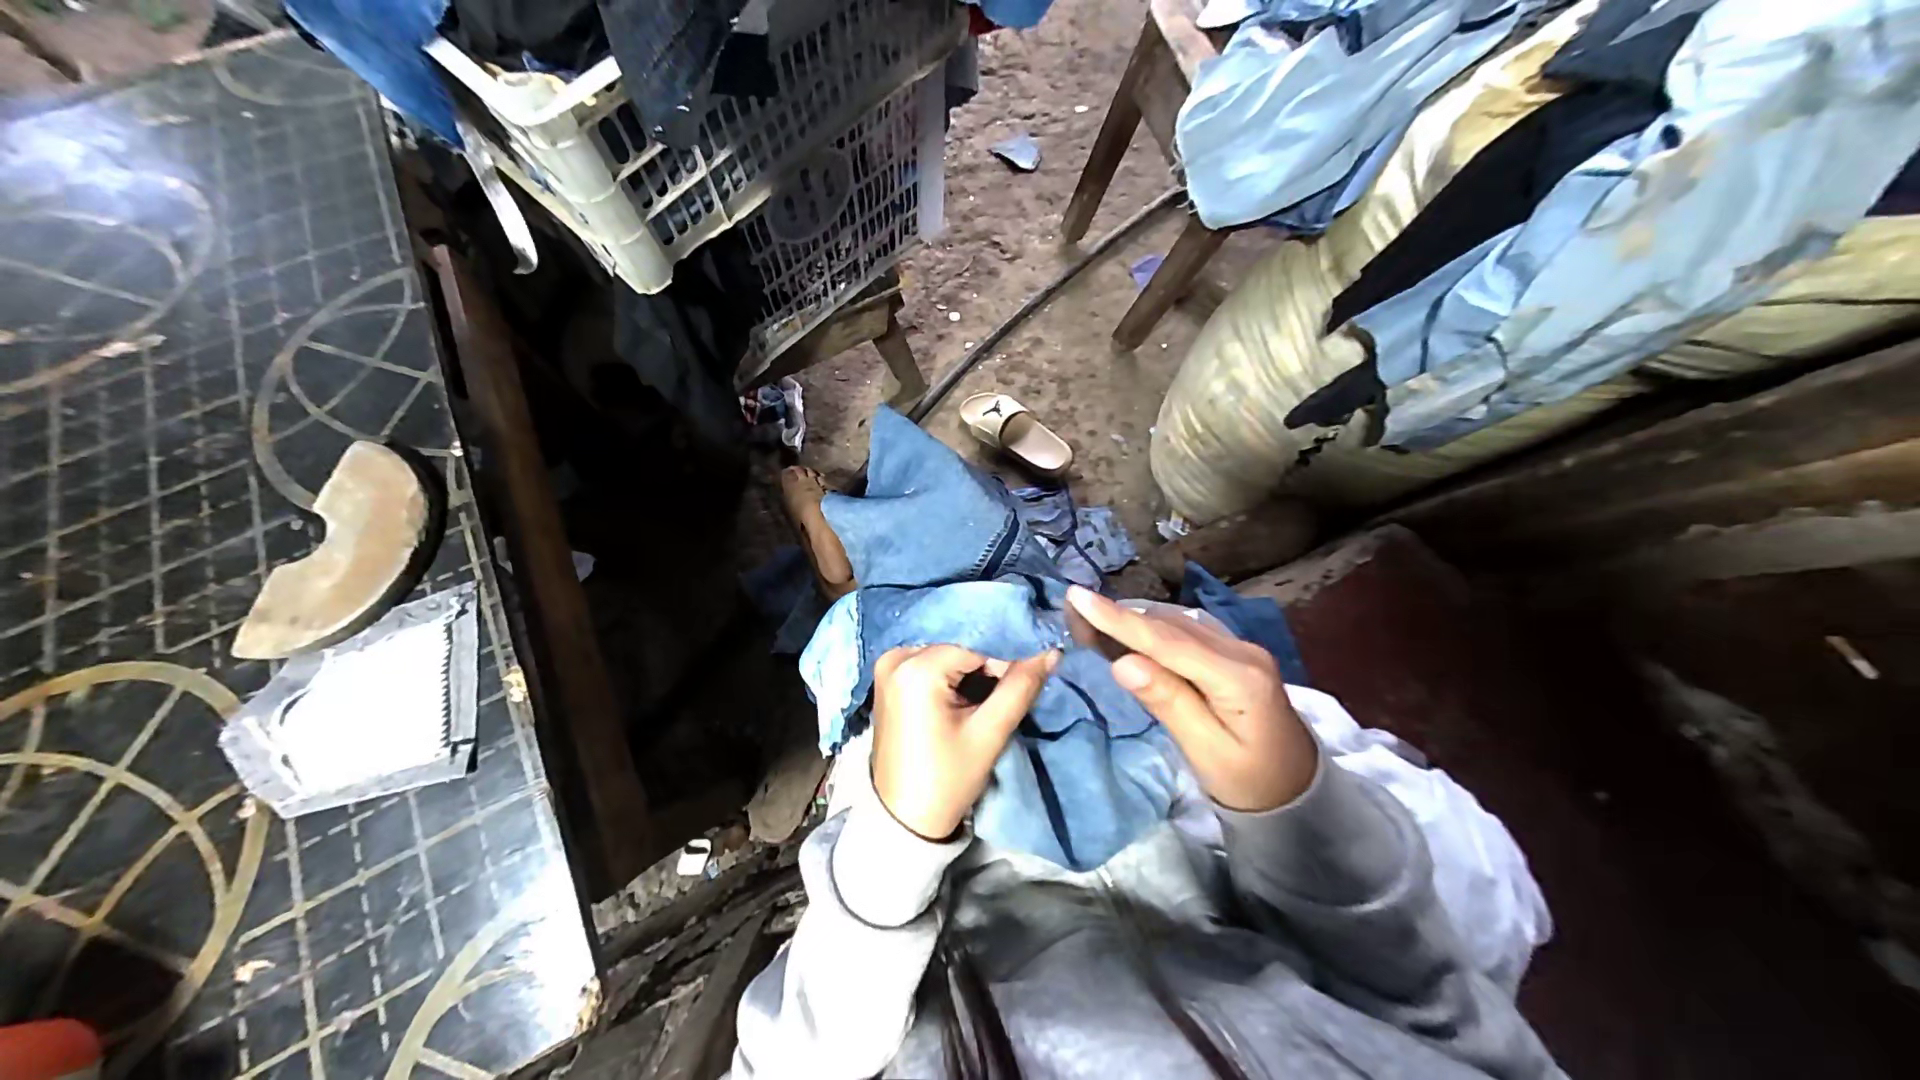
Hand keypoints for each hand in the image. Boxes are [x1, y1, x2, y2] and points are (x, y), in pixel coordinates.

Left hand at [870, 645, 1059, 840]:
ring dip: (971, 672)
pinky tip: (963, 701)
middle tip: (1003, 695)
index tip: (1021, 686)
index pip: (976, 646)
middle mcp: (896, 658)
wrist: (905, 818)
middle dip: (987, 666)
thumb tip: (1051, 650)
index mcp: (915, 668)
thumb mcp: (989, 732)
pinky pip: (930, 664)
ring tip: (983, 703)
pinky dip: (951, 676)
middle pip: (960, 648)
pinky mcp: (887, 680)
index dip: (1004, 663)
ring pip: (947, 655)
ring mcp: (888, 667)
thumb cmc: (947, 778)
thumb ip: (1021, 686)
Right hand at [1067, 586, 1316, 811]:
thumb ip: (1168, 702)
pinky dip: (1154, 629)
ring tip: (1091, 615)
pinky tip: (1131, 630)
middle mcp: (1242, 651)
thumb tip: (1122, 662)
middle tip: (1073, 608)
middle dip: (1119, 615)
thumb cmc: (1250, 781)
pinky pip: (1188, 632)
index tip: (1077, 596)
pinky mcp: (1236, 654)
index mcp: (1238, 677)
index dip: (1118, 619)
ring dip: (1135, 619)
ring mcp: (1241, 649)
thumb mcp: (1206, 751)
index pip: (1167, 642)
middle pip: (1170, 626)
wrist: (1298, 791)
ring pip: (1178, 624)